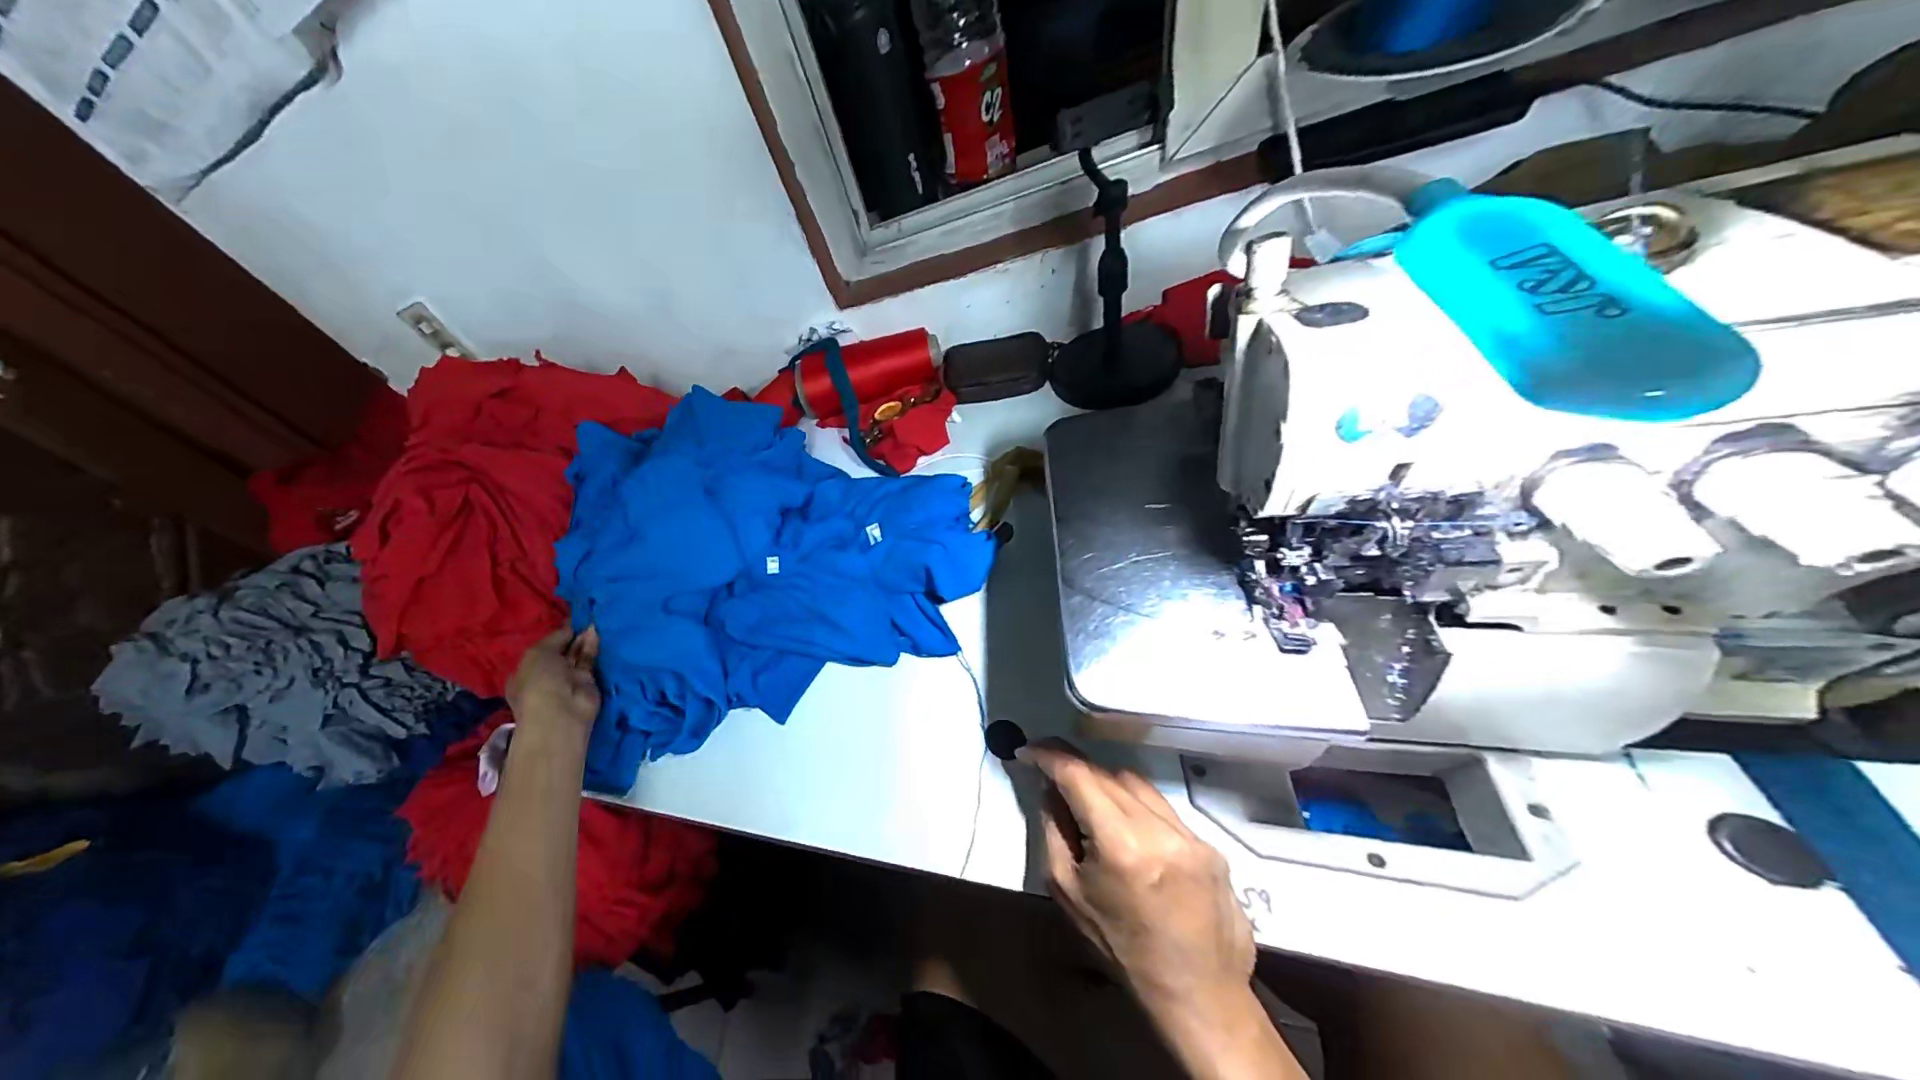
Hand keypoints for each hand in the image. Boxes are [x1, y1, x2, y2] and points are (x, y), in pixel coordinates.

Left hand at [505, 626, 601, 736]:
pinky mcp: (589, 682)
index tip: (566, 620)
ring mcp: (568, 679)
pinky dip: (593, 647)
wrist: (561, 712)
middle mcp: (548, 675)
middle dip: (570, 636)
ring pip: (577, 655)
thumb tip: (569, 628)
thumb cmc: (539, 682)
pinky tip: (596, 632)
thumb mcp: (538, 653)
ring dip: (583, 639)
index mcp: (527, 671)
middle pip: (561, 651)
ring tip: (592, 621)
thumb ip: (555, 637)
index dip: (554, 635)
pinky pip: (590, 661)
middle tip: (582, 617)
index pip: (542, 649)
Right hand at [1022, 740, 1253, 1011]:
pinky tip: (1128, 829)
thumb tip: (1050, 787)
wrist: (1196, 993)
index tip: (1030, 750)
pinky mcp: (1209, 845)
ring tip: (1090, 803)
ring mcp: (1190, 835)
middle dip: (1077, 769)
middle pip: (1108, 774)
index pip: (1079, 776)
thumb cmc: (1121, 948)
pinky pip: (1163, 808)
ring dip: (1108, 784)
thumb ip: (1054, 830)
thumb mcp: (1067, 892)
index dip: (1050, 755)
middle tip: (1052, 773)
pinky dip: (1137, 806)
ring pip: (1139, 784)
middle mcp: (1159, 830)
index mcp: (1120, 845)